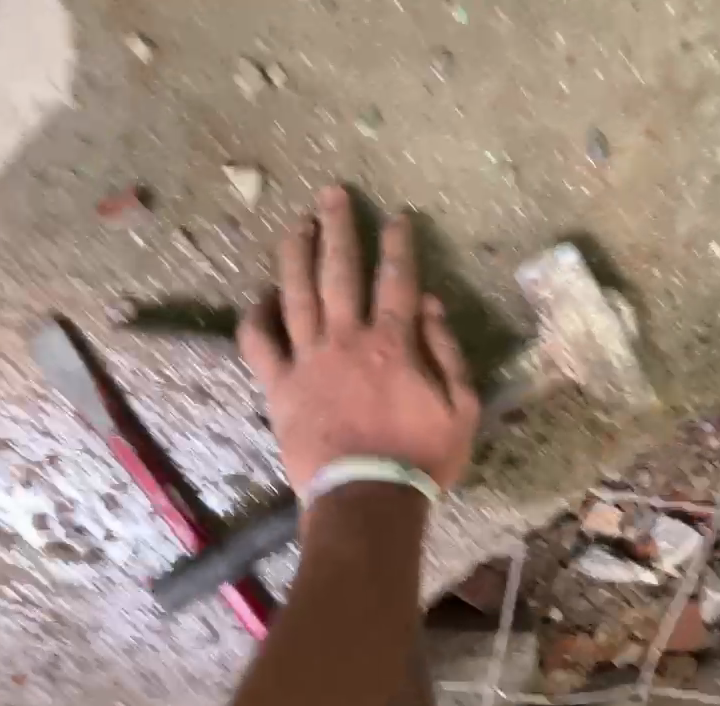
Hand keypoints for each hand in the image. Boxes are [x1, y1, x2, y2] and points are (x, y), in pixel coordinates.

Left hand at [240, 186, 480, 495]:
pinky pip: (259, 341)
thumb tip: (432, 306)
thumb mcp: (462, 410)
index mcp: (394, 345)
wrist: (368, 497)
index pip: (396, 281)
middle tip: (333, 194)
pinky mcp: (279, 385)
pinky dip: (257, 314)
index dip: (398, 245)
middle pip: (340, 272)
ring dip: (296, 253)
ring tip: (297, 223)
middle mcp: (347, 339)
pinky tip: (262, 295)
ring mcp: (307, 360)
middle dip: (339, 228)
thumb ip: (448, 355)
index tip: (396, 217)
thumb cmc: (423, 458)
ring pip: (295, 293)